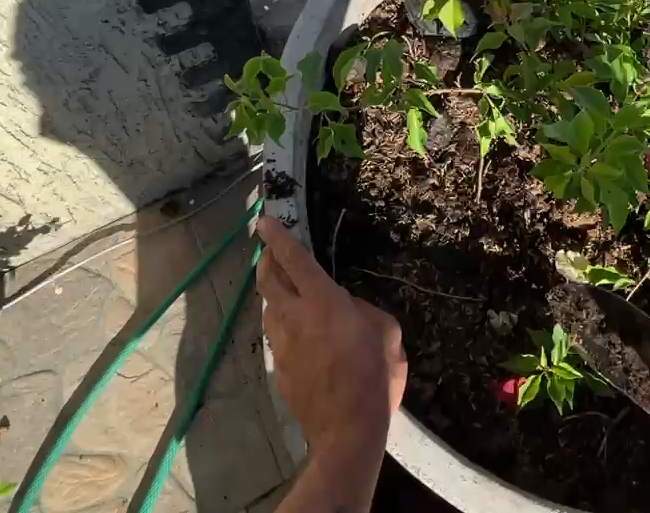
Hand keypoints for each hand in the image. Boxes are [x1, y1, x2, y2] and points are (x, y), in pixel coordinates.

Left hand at [255, 214, 406, 457]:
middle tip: (269, 252)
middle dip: (266, 261)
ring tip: (285, 293)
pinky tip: (300, 339)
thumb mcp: (385, 330)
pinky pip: (279, 341)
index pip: (295, 260)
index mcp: (323, 301)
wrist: (348, 430)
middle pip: (269, 281)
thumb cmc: (374, 373)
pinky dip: (285, 330)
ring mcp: (283, 347)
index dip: (278, 237)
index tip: (264, 220)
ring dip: (274, 296)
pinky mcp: (280, 372)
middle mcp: (295, 318)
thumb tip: (348, 310)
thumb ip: (363, 311)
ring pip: (269, 311)